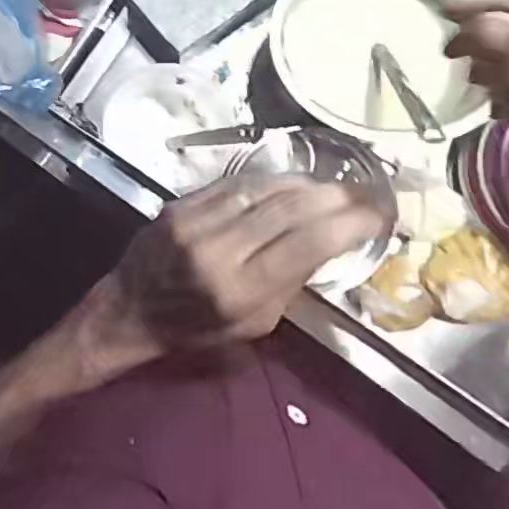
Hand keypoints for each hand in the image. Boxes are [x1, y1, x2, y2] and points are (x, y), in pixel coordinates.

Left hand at [93, 174, 385, 368]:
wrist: (130, 308)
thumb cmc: (195, 328)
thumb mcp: (253, 324)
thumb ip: (290, 283)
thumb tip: (328, 241)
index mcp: (240, 290)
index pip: (308, 243)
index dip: (350, 224)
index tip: (378, 215)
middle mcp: (218, 249)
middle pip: (290, 208)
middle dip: (336, 196)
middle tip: (364, 192)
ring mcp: (196, 220)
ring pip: (265, 188)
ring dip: (306, 183)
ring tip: (333, 185)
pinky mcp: (181, 203)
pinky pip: (236, 182)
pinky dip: (270, 180)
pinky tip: (291, 181)